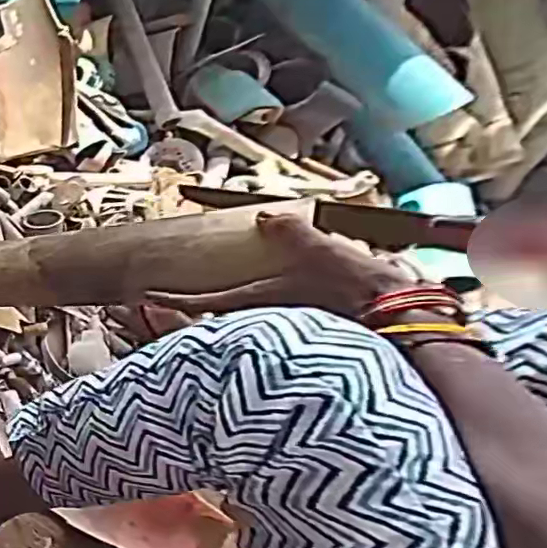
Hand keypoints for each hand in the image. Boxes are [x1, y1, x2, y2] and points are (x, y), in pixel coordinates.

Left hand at [145, 210, 418, 319]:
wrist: (401, 318)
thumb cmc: (356, 287)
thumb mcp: (320, 251)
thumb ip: (291, 232)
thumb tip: (264, 217)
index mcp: (253, 300)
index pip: (198, 302)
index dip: (170, 300)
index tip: (145, 297)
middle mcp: (258, 318)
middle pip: (212, 317)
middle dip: (190, 310)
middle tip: (166, 300)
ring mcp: (276, 327)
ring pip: (235, 321)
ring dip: (221, 312)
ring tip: (206, 299)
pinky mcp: (298, 330)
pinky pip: (263, 322)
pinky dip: (254, 314)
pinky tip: (263, 304)